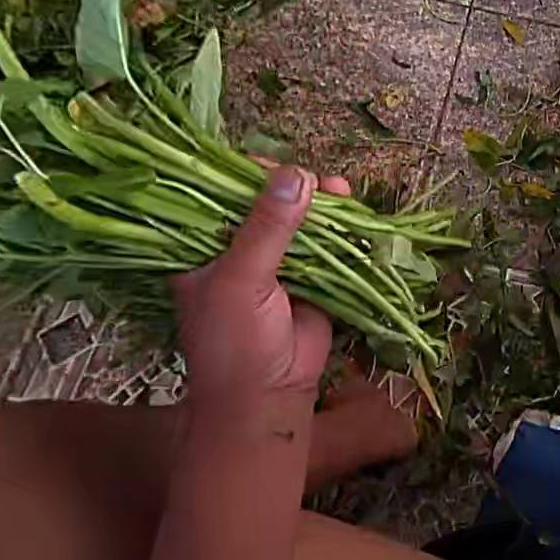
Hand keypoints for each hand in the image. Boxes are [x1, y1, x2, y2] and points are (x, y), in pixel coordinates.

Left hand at [171, 165, 348, 423]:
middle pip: (268, 201)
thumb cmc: (234, 341)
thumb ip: (267, 228)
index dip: (247, 175)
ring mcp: (279, 260)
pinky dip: (343, 229)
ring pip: (302, 220)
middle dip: (294, 185)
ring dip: (323, 204)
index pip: (220, 194)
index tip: (274, 165)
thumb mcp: (242, 279)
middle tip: (314, 179)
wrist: (269, 394)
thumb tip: (298, 174)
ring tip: (340, 190)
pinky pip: (329, 244)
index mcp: (205, 245)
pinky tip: (354, 212)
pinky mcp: (312, 275)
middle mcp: (240, 247)